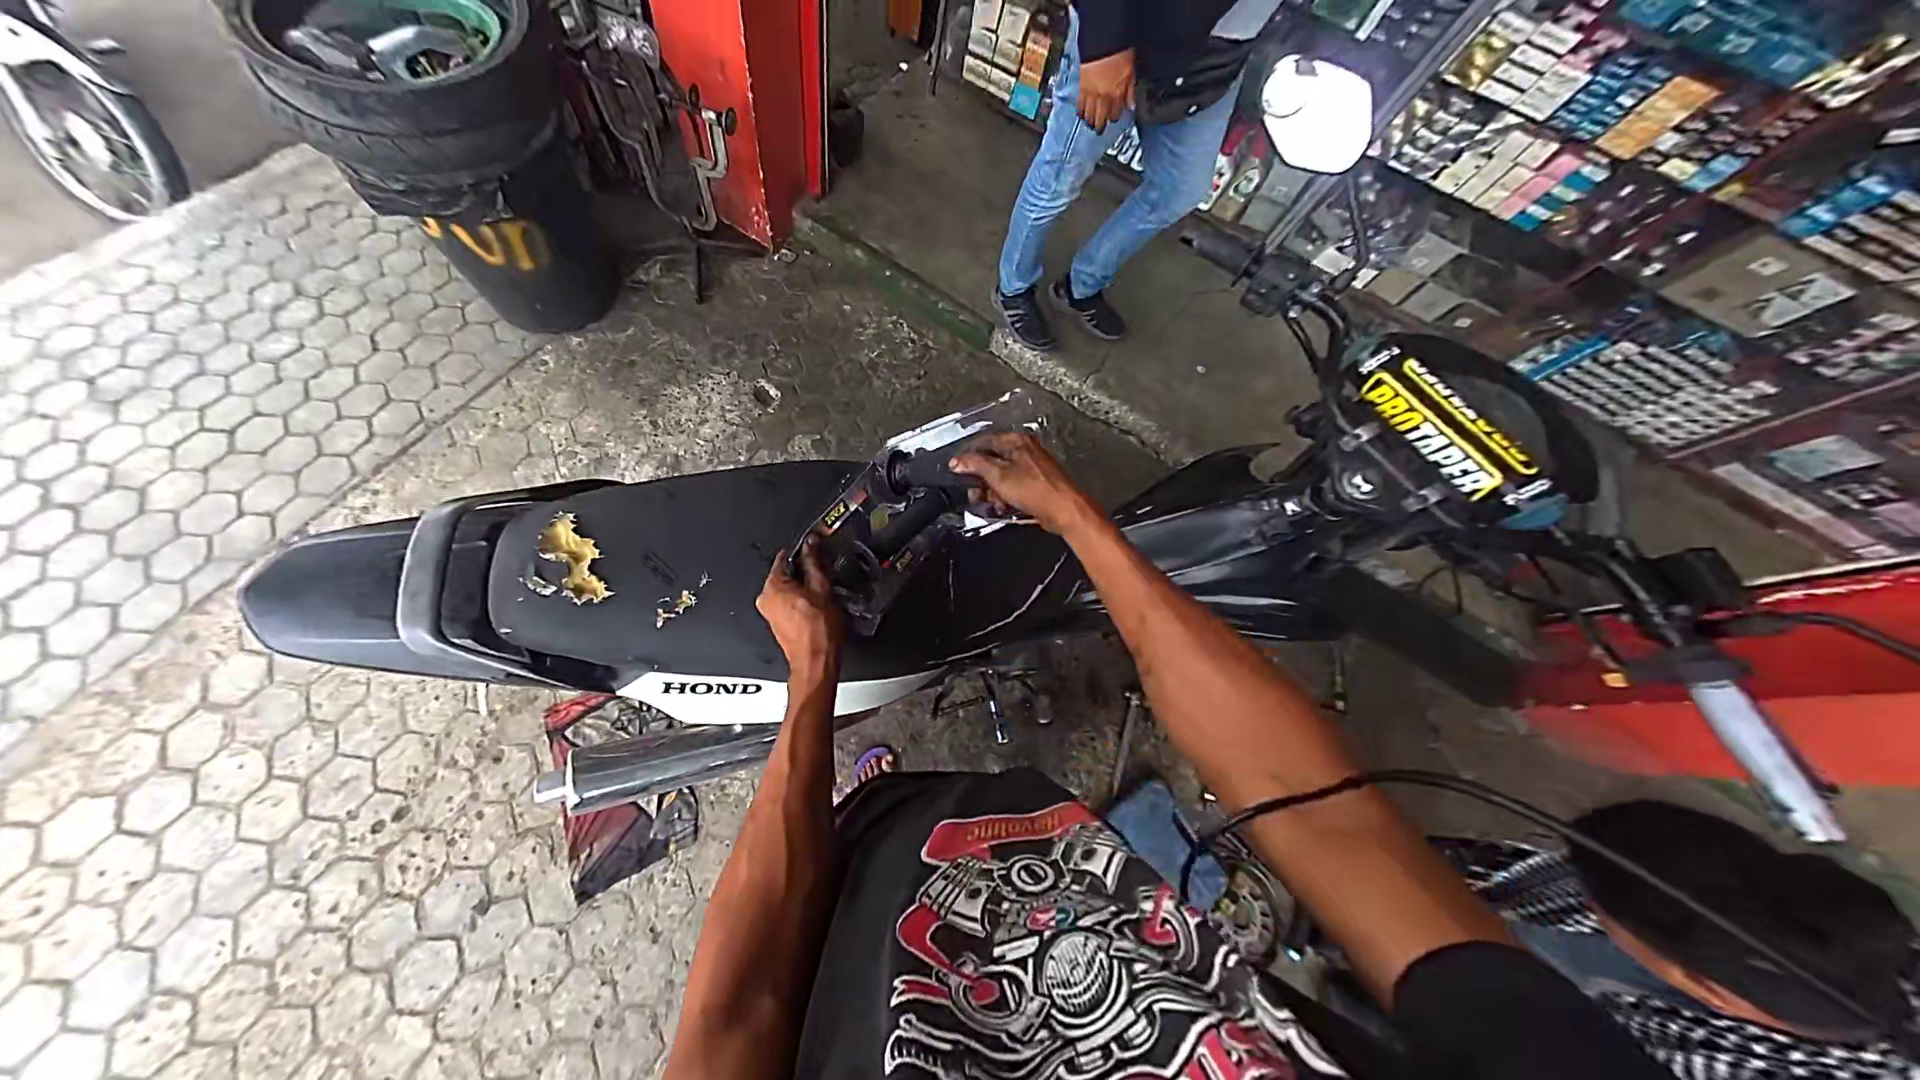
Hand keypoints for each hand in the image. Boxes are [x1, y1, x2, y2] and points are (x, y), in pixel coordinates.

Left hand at [757, 536, 841, 681]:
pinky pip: (787, 603)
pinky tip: (816, 608)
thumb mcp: (823, 589)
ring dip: (804, 587)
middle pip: (785, 573)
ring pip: (787, 589)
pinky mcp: (777, 623)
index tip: (817, 550)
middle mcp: (765, 598)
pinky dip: (800, 601)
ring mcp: (769, 612)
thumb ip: (814, 562)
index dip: (804, 551)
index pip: (785, 556)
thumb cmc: (819, 633)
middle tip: (825, 577)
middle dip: (805, 572)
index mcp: (772, 586)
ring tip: (823, 595)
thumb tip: (811, 545)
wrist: (816, 662)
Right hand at [949, 431, 1103, 536]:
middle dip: (981, 480)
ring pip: (1002, 477)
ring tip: (995, 503)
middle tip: (976, 492)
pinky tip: (1006, 507)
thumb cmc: (1038, 490)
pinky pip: (1013, 488)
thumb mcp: (998, 475)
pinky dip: (1006, 497)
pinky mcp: (1035, 484)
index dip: (968, 457)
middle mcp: (1025, 451)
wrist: (1064, 510)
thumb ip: (975, 464)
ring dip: (993, 492)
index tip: (958, 469)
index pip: (983, 443)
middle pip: (992, 461)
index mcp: (1016, 441)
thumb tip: (959, 461)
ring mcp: (1031, 468)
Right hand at [1077, 49, 1133, 133]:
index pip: (1114, 115)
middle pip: (1100, 119)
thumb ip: (1130, 90)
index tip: (1113, 117)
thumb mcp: (1131, 70)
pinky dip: (1081, 111)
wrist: (1103, 39)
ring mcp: (1091, 94)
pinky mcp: (1081, 88)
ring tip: (1090, 124)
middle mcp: (1103, 97)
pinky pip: (1080, 105)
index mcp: (1116, 94)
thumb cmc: (1119, 51)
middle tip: (1099, 129)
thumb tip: (1130, 106)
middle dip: (1100, 126)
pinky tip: (1082, 113)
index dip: (1114, 117)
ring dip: (1090, 121)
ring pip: (1089, 115)